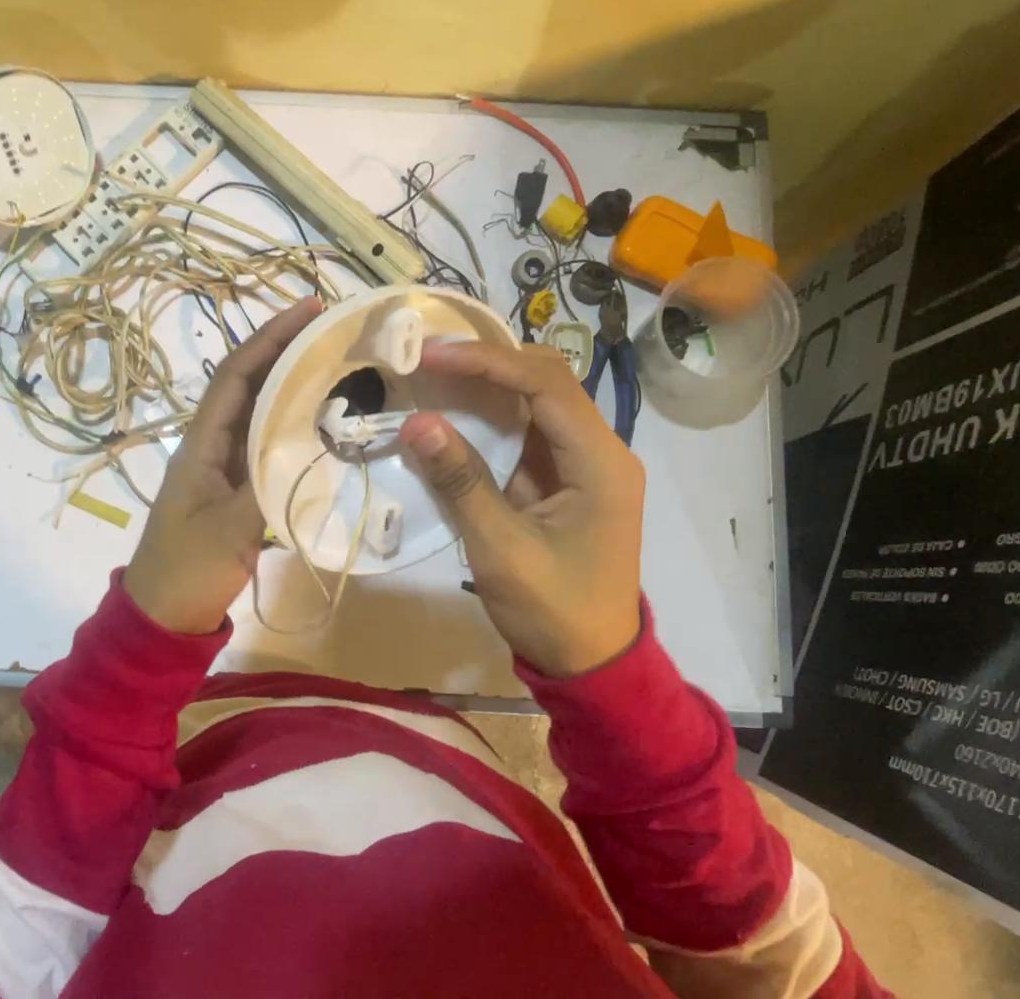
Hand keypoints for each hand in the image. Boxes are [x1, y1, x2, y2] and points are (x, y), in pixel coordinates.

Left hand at [124, 297, 324, 633]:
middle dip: (285, 351)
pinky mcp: (236, 490)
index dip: (269, 338)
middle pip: (249, 385)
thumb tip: (313, 448)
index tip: (307, 310)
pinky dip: (293, 427)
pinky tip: (323, 422)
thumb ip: (268, 488)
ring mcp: (224, 468)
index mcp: (200, 444)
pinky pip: (267, 445)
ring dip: (291, 385)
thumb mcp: (227, 531)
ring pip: (259, 413)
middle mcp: (211, 445)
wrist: (163, 616)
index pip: (236, 375)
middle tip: (333, 330)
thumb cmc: (186, 570)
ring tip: (336, 363)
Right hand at [399, 342, 645, 676]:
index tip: (432, 356)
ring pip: (537, 403)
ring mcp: (585, 465)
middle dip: (487, 364)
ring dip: (487, 387)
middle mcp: (601, 451)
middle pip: (547, 381)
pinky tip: (453, 416)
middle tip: (427, 360)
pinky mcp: (565, 482)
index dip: (487, 361)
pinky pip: (528, 435)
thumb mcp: (502, 550)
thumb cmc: (554, 610)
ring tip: (432, 377)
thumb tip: (418, 423)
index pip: (546, 383)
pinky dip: (491, 421)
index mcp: (601, 462)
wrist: (593, 663)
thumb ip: (462, 483)